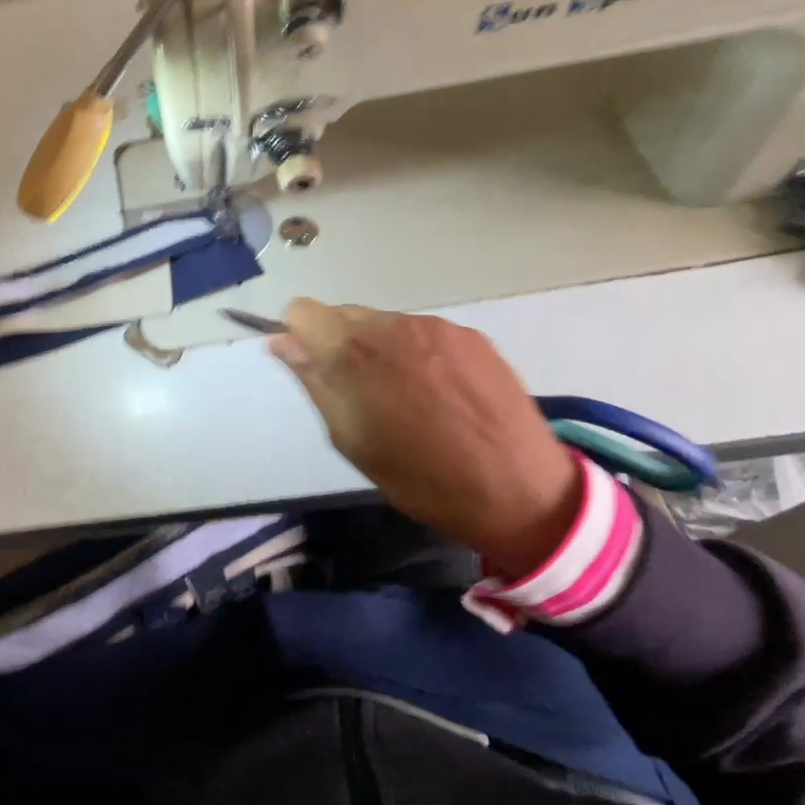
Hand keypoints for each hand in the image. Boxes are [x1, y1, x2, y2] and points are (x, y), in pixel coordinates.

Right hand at [267, 298, 580, 576]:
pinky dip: (417, 354)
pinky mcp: (472, 336)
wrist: (521, 492)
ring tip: (405, 398)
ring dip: (380, 350)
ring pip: (385, 323)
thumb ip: (315, 383)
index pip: (302, 312)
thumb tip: (283, 344)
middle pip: (344, 314)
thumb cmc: (422, 478)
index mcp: (355, 350)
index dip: (299, 337)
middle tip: (360, 394)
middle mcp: (394, 325)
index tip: (313, 369)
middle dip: (339, 345)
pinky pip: (424, 333)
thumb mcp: (351, 440)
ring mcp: (438, 327)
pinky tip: (439, 395)